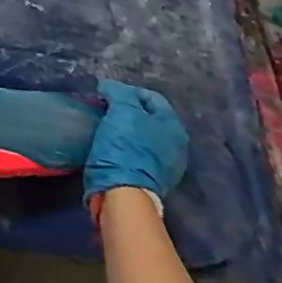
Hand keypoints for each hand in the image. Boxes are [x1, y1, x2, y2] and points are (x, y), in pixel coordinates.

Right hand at [84, 79, 189, 205]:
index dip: (127, 91)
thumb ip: (118, 92)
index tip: (107, 94)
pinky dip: (126, 148)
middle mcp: (176, 146)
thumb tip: (109, 86)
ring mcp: (166, 167)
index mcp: (173, 126)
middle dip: (127, 111)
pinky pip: (138, 155)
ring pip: (143, 138)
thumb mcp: (121, 110)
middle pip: (148, 118)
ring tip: (106, 128)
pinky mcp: (151, 182)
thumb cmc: (125, 148)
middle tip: (106, 110)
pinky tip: (111, 148)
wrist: (123, 196)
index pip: (151, 97)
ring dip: (126, 131)